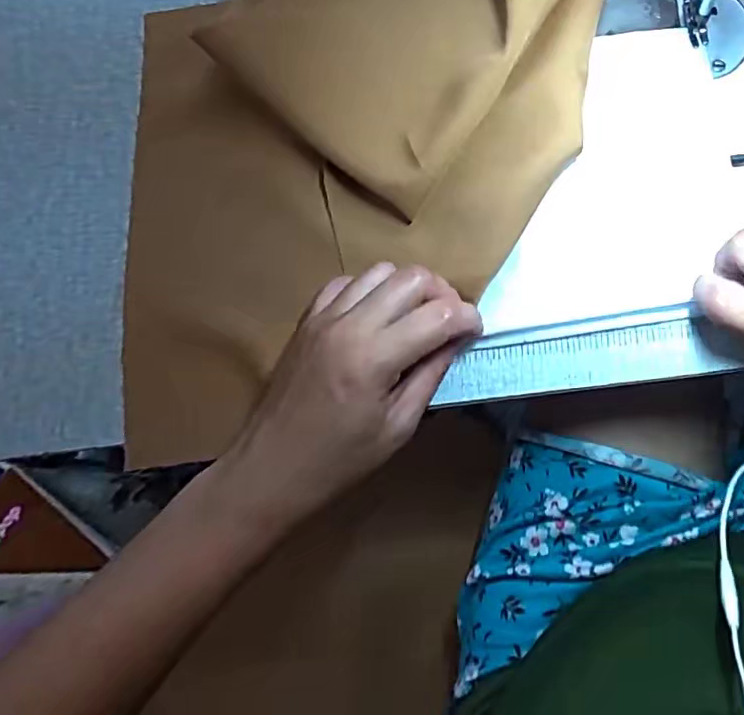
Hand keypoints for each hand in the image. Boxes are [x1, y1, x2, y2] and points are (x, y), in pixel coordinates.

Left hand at [208, 262, 481, 529]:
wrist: (267, 472)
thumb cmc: (339, 461)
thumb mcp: (399, 426)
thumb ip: (432, 373)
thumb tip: (458, 339)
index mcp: (375, 358)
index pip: (440, 314)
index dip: (469, 318)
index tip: (476, 331)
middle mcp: (350, 325)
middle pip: (414, 278)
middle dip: (443, 294)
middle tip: (449, 322)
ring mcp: (325, 317)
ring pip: (382, 271)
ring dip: (408, 288)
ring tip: (415, 317)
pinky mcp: (308, 319)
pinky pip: (348, 282)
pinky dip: (371, 291)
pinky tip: (376, 317)